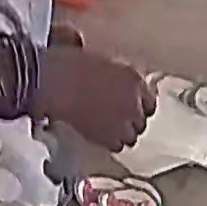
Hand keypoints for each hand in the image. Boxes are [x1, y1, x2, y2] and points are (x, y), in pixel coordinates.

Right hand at [35, 47, 154, 151]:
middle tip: (116, 120)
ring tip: (107, 129)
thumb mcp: (99, 59)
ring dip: (121, 135)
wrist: (56, 83)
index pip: (150, 102)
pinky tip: (100, 135)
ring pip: (131, 137)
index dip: (139, 107)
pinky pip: (117, 146)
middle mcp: (134, 103)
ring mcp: (124, 123)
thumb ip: (113, 71)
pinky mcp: (110, 139)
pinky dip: (110, 143)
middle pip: (141, 122)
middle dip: (130, 122)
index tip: (130, 108)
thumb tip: (110, 74)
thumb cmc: (70, 63)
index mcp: (133, 80)